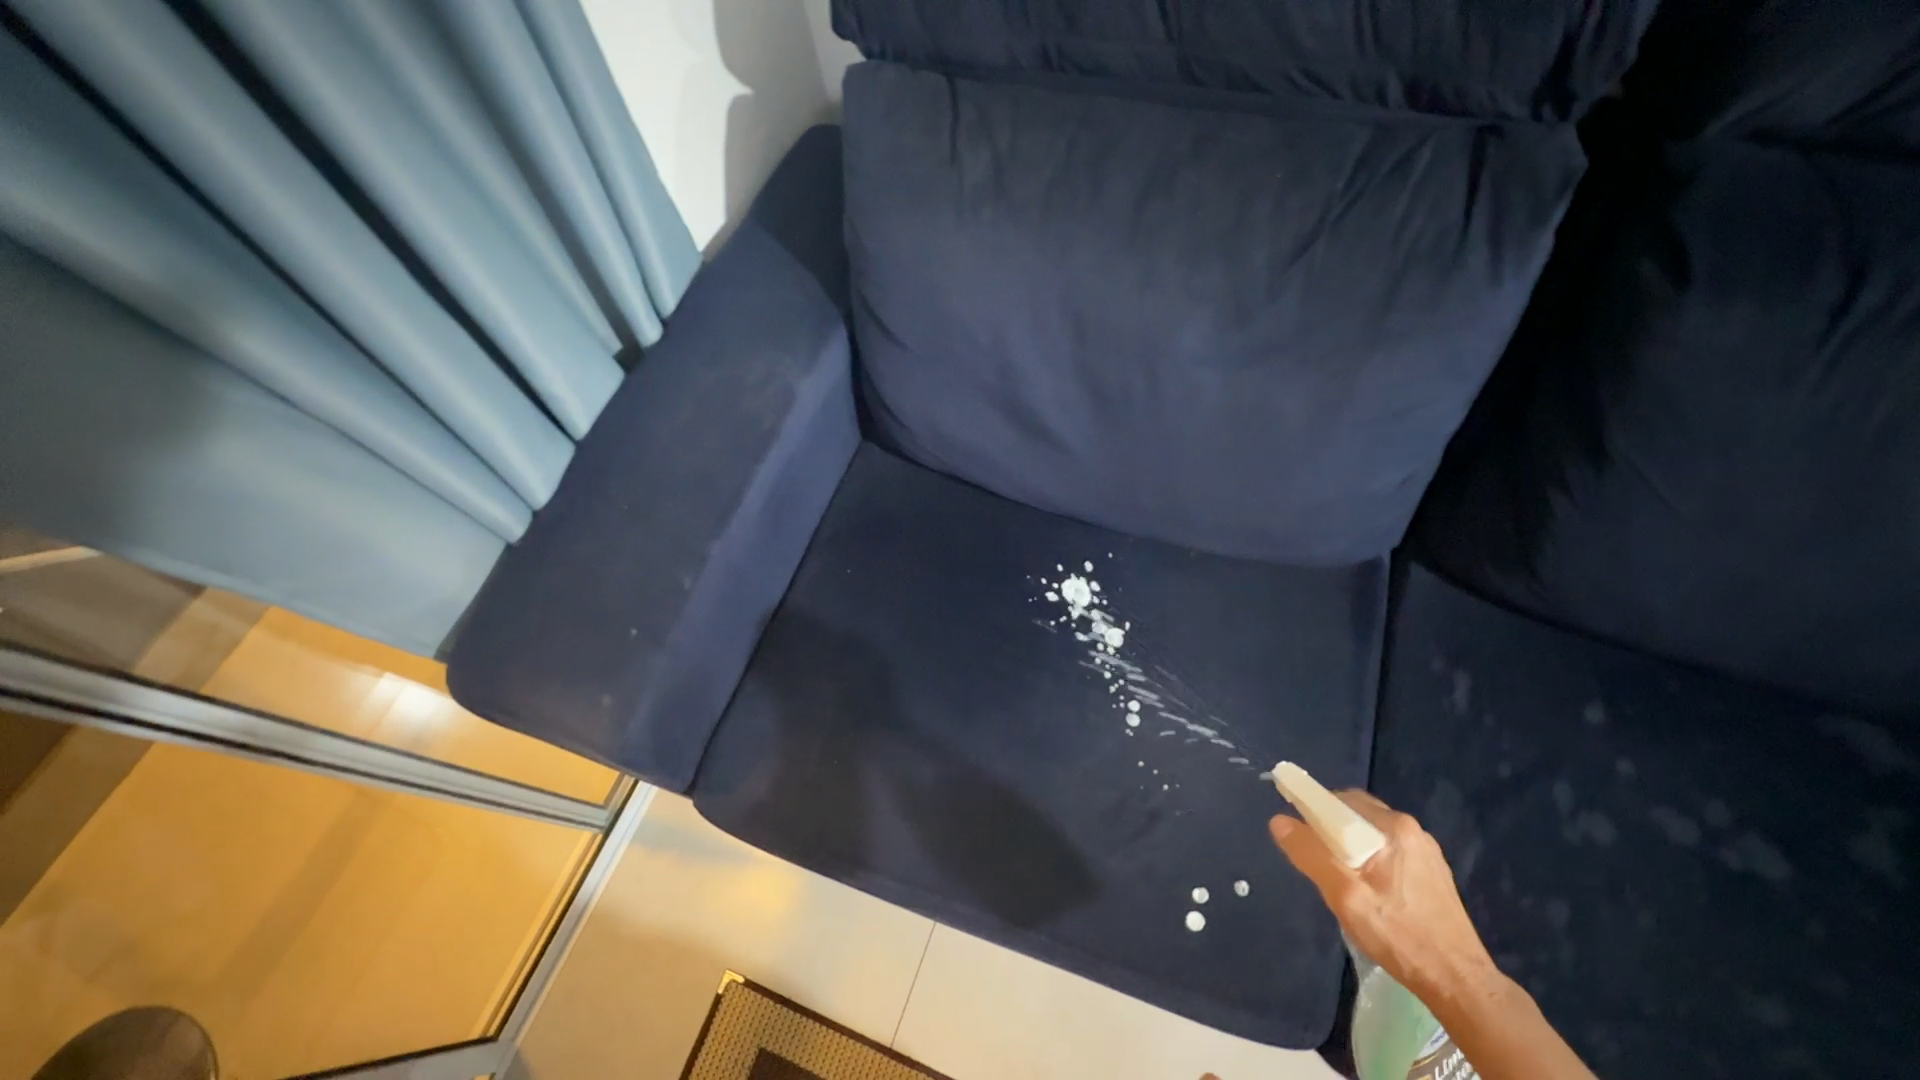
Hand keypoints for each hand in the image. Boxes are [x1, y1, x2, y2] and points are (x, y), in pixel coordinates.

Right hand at [1268, 791, 1498, 1004]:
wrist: (1458, 980)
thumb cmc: (1398, 935)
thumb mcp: (1344, 896)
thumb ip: (1311, 855)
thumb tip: (1279, 821)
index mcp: (1394, 828)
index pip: (1341, 800)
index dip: (1313, 810)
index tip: (1297, 832)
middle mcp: (1413, 831)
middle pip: (1358, 816)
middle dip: (1331, 831)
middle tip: (1317, 862)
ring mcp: (1426, 853)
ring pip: (1373, 836)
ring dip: (1350, 848)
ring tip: (1340, 882)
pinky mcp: (1432, 873)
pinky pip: (1390, 853)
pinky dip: (1370, 861)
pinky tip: (1368, 893)